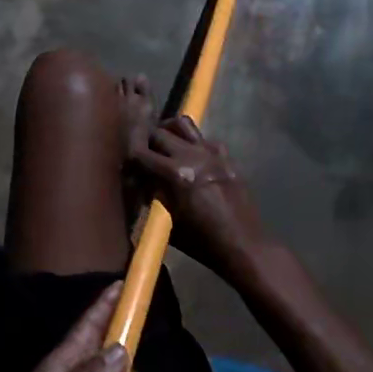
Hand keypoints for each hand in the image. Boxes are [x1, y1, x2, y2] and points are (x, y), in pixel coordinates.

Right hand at [132, 117, 269, 279]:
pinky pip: (203, 138)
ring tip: (163, 144)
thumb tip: (138, 179)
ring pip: (181, 124)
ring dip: (168, 131)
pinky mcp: (225, 157)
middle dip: (145, 142)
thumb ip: (152, 194)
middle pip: (158, 133)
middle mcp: (192, 156)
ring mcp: (211, 153)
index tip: (126, 164)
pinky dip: (192, 143)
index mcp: (176, 174)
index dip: (129, 158)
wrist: (246, 247)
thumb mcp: (169, 221)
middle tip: (142, 155)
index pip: (141, 153)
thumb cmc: (204, 242)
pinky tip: (190, 158)